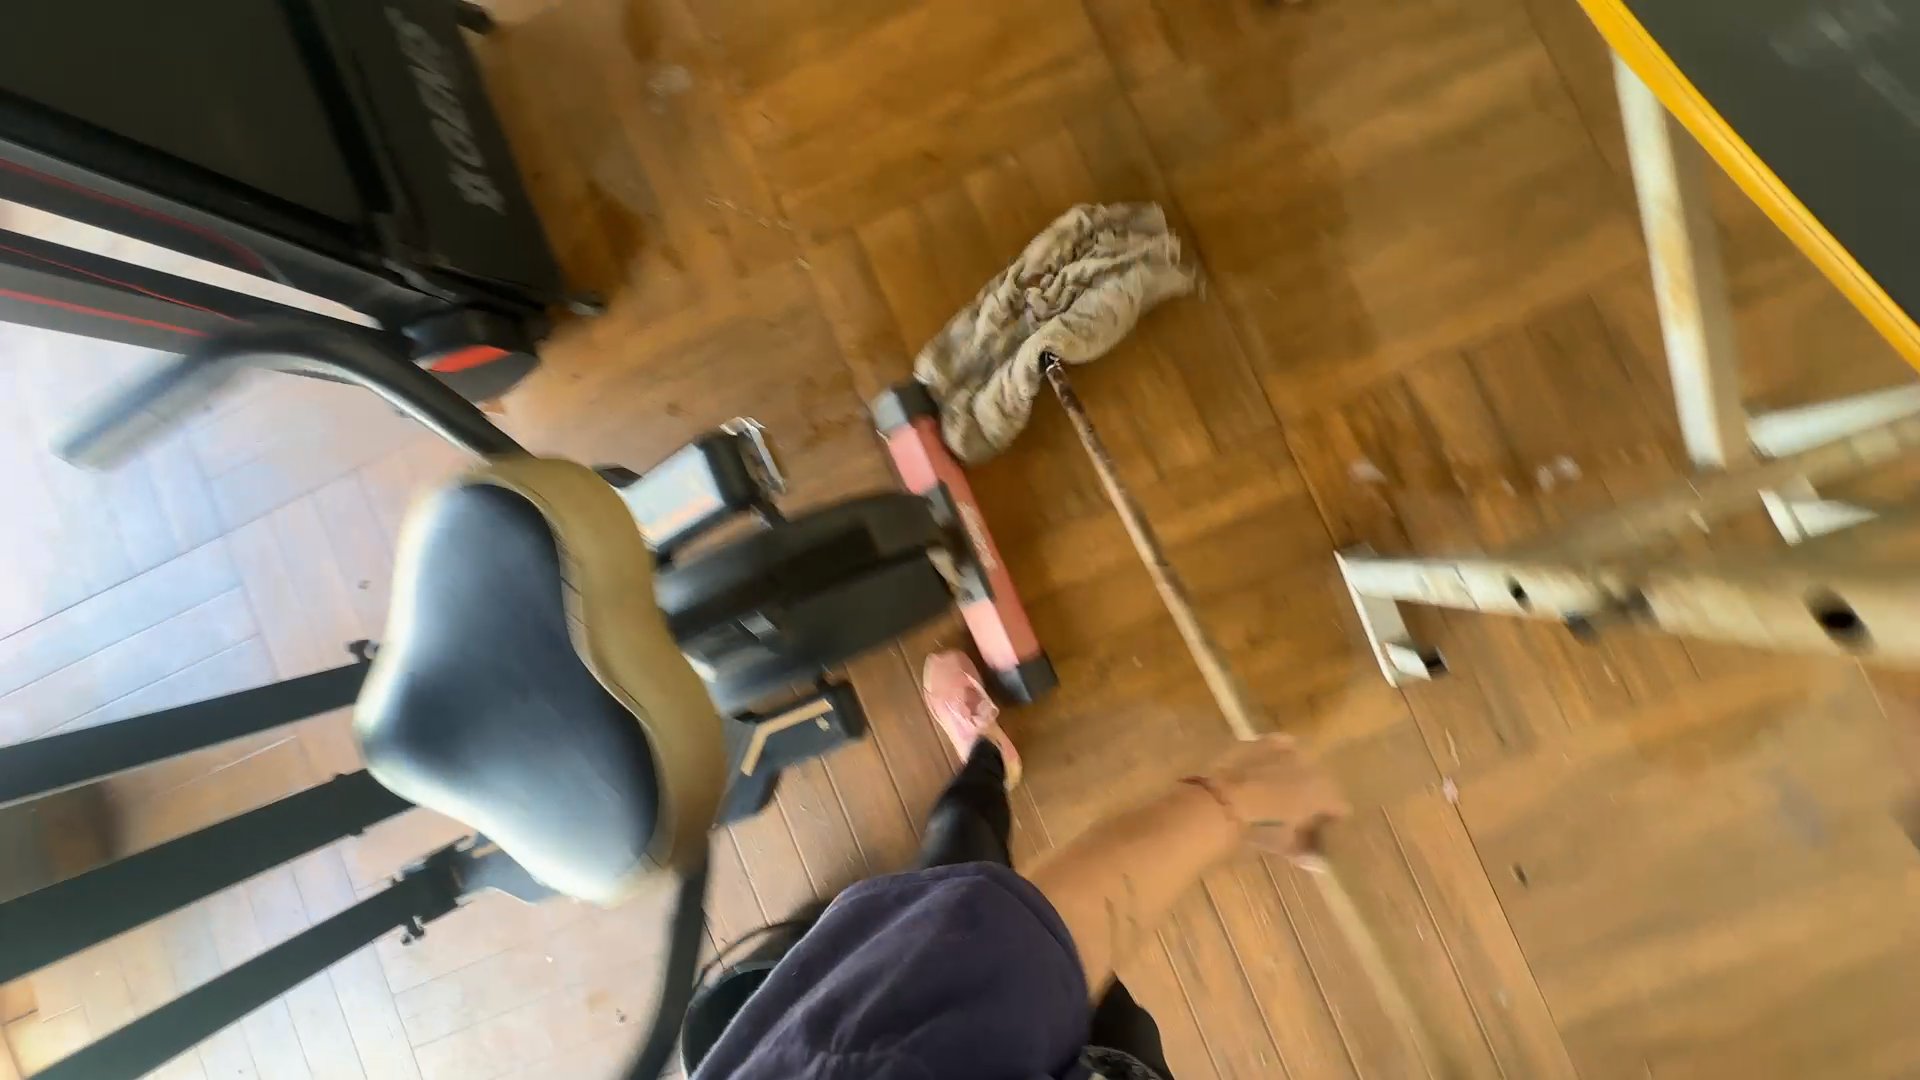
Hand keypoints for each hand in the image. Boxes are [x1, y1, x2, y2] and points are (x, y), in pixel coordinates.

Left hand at [1200, 735, 1348, 856]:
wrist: (1221, 800)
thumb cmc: (1259, 827)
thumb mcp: (1286, 844)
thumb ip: (1306, 849)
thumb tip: (1316, 859)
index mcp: (1324, 794)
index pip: (1339, 807)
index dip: (1331, 819)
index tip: (1322, 829)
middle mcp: (1311, 767)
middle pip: (1320, 782)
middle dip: (1312, 795)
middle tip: (1297, 809)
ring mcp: (1286, 750)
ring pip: (1301, 762)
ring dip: (1295, 774)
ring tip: (1278, 788)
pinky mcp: (1262, 740)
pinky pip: (1279, 744)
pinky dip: (1276, 755)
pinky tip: (1266, 766)